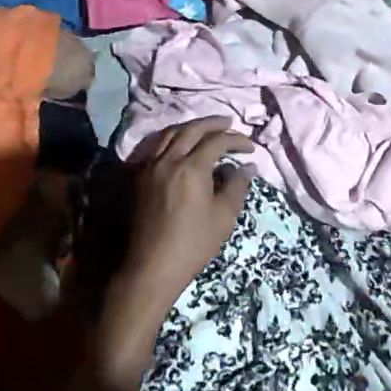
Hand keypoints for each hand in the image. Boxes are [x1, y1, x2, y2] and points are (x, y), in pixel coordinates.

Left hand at [121, 117, 254, 302]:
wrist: (152, 265)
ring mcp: (150, 166)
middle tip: (228, 124)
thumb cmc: (193, 243)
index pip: (216, 141)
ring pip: (170, 135)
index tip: (250, 147)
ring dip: (190, 128)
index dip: (236, 140)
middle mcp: (168, 160)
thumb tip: (246, 167)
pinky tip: (180, 146)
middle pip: (191, 130)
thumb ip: (236, 186)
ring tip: (205, 130)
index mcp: (191, 167)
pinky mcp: (140, 177)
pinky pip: (156, 147)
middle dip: (212, 124)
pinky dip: (172, 139)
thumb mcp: (224, 216)